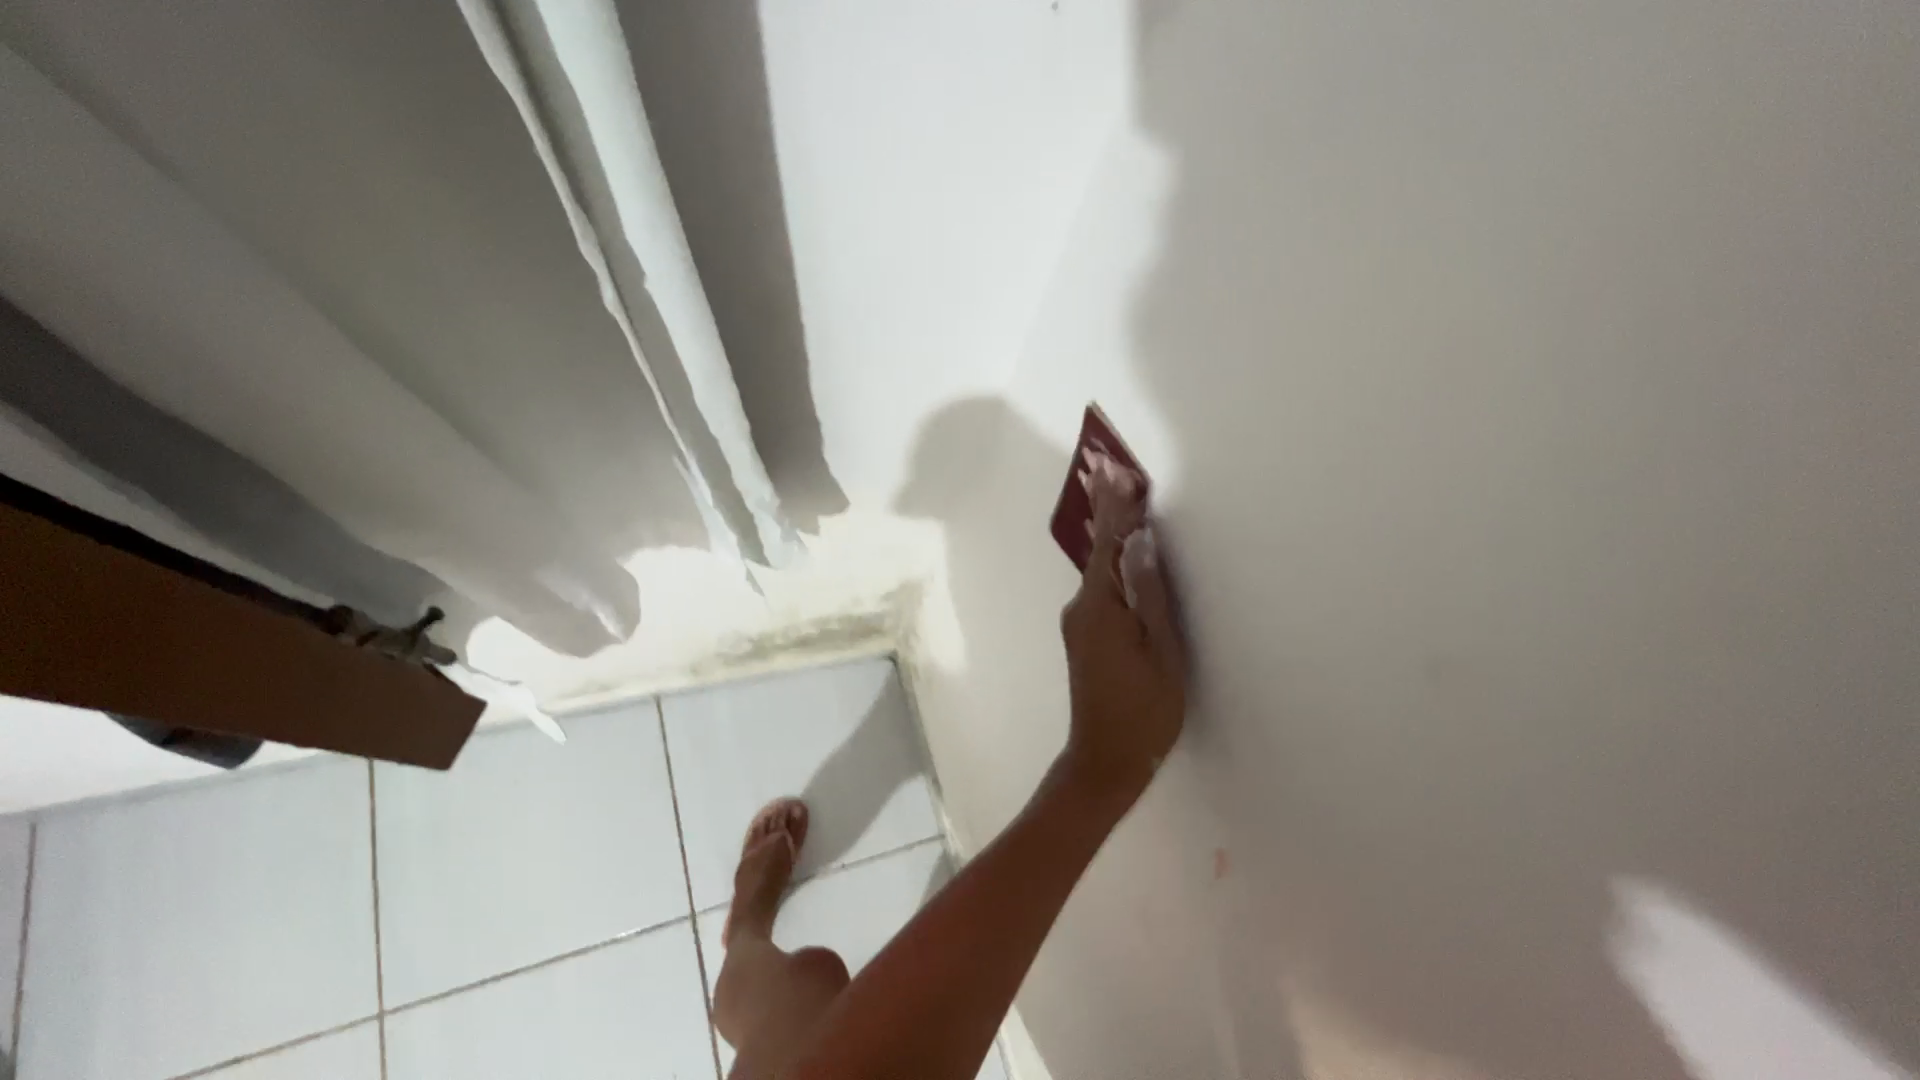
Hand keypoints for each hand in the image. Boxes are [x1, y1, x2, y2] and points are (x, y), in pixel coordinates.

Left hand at [1058, 450, 1187, 801]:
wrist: (1104, 758)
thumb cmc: (1145, 711)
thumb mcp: (1162, 653)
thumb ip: (1150, 594)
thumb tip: (1139, 542)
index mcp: (1100, 607)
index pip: (1109, 544)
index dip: (1116, 507)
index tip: (1116, 470)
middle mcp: (1081, 608)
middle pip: (1099, 550)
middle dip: (1108, 510)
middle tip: (1111, 468)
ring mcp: (1079, 622)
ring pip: (1099, 568)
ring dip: (1110, 533)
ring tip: (1120, 497)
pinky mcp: (1084, 635)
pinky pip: (1100, 587)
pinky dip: (1111, 562)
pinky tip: (1121, 551)